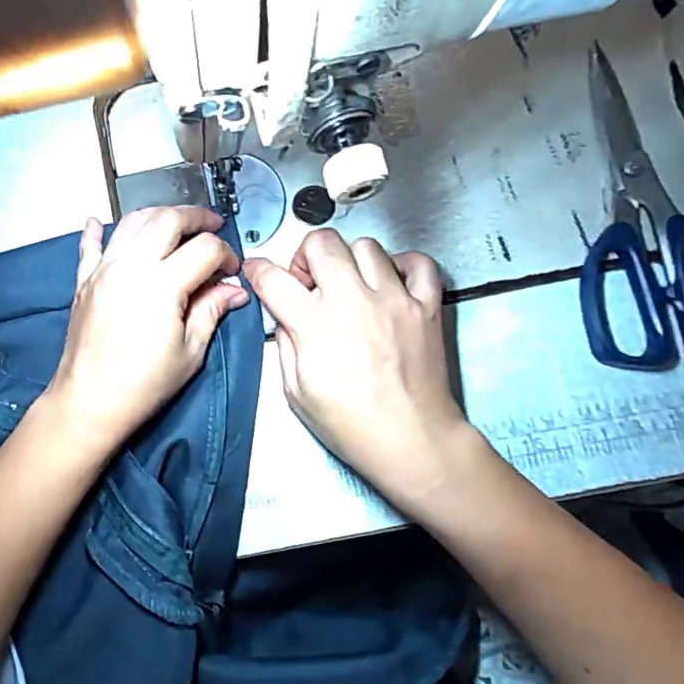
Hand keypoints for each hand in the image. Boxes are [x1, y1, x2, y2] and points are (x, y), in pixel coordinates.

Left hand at [44, 207, 250, 451]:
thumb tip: (233, 292)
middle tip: (212, 226)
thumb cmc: (141, 385)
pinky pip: (90, 245)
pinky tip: (99, 222)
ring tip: (175, 224)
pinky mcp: (85, 282)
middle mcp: (131, 267)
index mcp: (162, 285)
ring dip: (158, 216)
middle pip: (168, 220)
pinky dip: (97, 230)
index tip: (231, 271)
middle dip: (196, 218)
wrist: (90, 401)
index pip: (204, 249)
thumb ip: (211, 311)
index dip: (226, 255)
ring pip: (132, 222)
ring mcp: (104, 270)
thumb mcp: (190, 351)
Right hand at [243, 230, 478, 511]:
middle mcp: (354, 302)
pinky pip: (418, 263)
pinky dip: (402, 265)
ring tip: (350, 286)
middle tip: (308, 281)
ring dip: (350, 261)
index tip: (258, 272)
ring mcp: (394, 300)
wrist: (410, 441)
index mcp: (316, 326)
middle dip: (305, 256)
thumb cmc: (354, 426)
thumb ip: (286, 347)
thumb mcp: (297, 394)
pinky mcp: (425, 307)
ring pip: (366, 246)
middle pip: (321, 243)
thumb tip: (285, 319)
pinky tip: (390, 283)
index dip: (258, 271)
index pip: (274, 278)